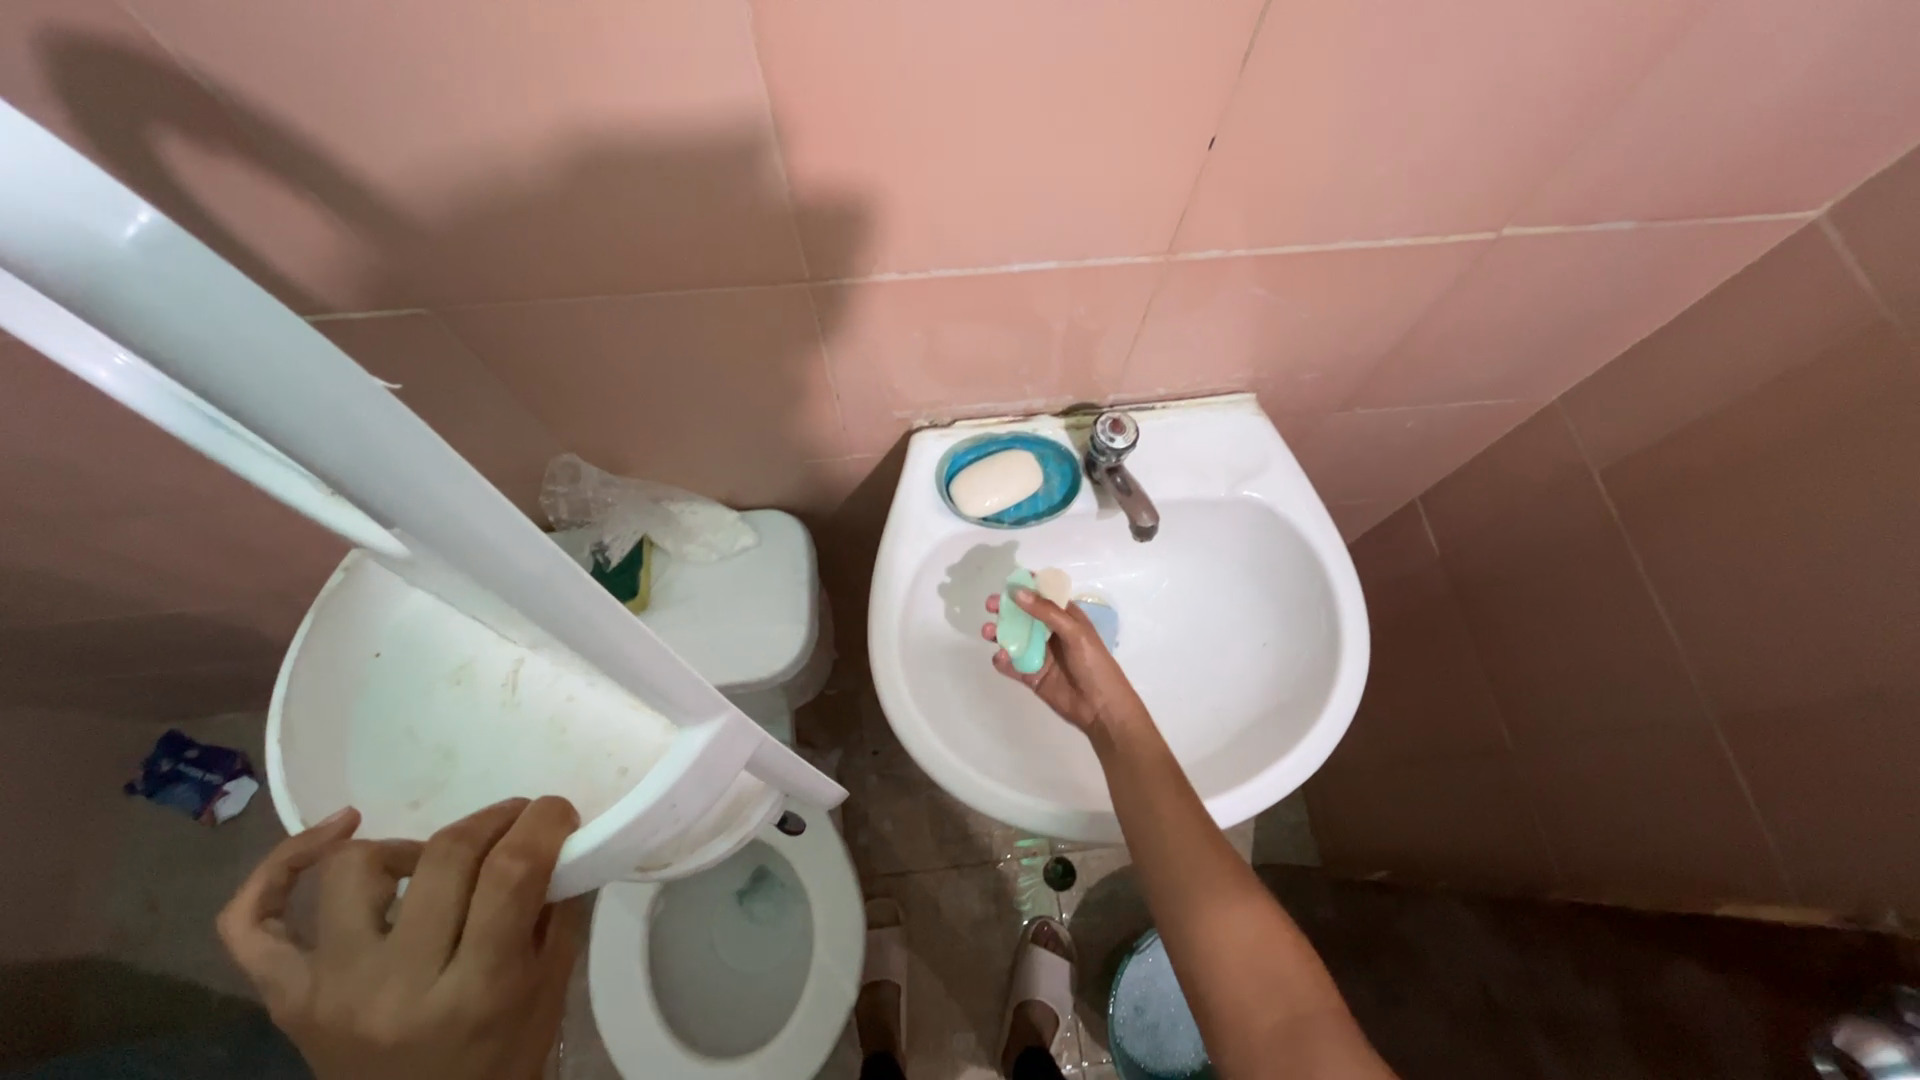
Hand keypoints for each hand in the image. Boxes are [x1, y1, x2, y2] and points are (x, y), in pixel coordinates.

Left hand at [217, 797, 583, 1079]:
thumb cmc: (502, 1062)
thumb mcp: (550, 987)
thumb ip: (556, 908)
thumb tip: (559, 837)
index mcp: (477, 991)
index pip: (511, 871)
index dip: (543, 821)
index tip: (557, 811)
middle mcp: (395, 986)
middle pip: (444, 856)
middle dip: (496, 818)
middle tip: (518, 823)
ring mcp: (328, 991)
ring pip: (355, 870)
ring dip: (412, 844)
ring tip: (438, 861)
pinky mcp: (285, 999)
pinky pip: (249, 925)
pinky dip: (280, 868)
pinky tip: (337, 835)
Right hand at [982, 588, 1150, 738]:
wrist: (1101, 708)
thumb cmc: (1094, 664)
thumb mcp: (1075, 632)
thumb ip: (1046, 612)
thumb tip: (1018, 592)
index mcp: (1065, 617)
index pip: (1043, 596)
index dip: (1026, 588)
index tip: (1007, 583)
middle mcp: (1050, 633)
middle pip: (1023, 615)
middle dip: (1006, 609)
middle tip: (991, 606)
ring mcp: (1039, 654)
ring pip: (1014, 638)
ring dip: (999, 633)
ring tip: (988, 633)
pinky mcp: (1031, 675)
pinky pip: (1012, 664)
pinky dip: (1003, 660)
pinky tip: (1001, 658)